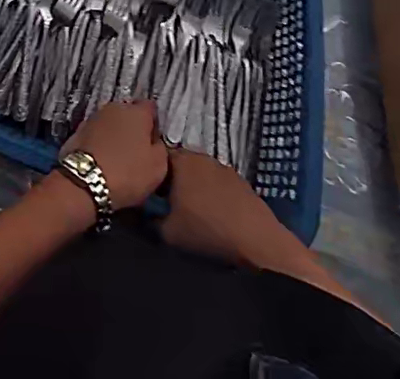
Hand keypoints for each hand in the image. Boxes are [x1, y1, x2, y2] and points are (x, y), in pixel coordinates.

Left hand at [64, 100, 167, 208]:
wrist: (84, 182)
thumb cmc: (127, 172)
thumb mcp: (158, 166)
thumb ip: (160, 147)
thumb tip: (154, 141)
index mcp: (137, 112)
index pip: (151, 107)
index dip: (154, 124)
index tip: (153, 142)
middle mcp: (114, 107)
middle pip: (128, 114)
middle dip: (133, 128)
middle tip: (135, 152)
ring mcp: (93, 117)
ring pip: (111, 123)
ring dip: (115, 135)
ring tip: (116, 158)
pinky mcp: (77, 131)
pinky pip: (96, 134)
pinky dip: (100, 143)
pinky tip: (101, 161)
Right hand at [159, 150, 284, 264]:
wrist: (257, 242)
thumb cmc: (207, 231)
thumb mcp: (167, 232)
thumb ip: (150, 218)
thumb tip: (143, 212)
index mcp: (181, 161)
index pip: (156, 157)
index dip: (149, 174)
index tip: (147, 193)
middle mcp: (201, 157)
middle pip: (178, 164)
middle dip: (172, 181)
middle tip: (167, 205)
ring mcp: (223, 167)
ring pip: (199, 173)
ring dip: (193, 187)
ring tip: (191, 212)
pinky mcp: (240, 180)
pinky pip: (216, 183)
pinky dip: (212, 194)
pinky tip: (214, 216)